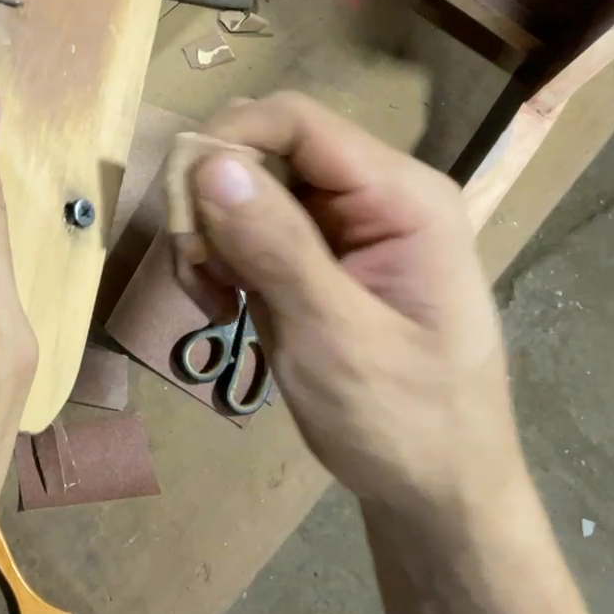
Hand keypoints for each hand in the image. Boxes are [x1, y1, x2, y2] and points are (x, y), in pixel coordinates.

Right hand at [185, 93, 519, 518]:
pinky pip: (240, 222)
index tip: (181, 199)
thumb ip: (278, 249)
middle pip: (261, 146)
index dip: (229, 140)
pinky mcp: (308, 249)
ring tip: (212, 293)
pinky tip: (221, 299)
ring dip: (207, 230)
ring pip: (240, 183)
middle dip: (210, 195)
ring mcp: (338, 221)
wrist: (431, 492)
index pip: (297, 121)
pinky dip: (214, 253)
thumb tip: (209, 164)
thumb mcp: (338, 339)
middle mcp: (369, 192)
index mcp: (402, 196)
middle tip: (195, 264)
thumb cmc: (406, 421)